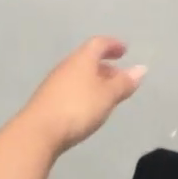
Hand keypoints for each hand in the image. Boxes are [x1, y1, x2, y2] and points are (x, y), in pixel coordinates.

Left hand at [13, 36, 146, 155]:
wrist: (35, 135)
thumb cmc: (77, 108)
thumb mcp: (107, 96)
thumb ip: (124, 83)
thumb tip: (142, 68)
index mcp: (82, 58)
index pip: (99, 43)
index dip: (113, 45)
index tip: (124, 50)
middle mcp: (67, 66)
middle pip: (87, 59)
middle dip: (104, 66)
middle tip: (118, 76)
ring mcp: (53, 84)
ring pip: (77, 75)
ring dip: (92, 81)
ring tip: (104, 95)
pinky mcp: (45, 102)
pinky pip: (68, 89)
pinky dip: (81, 93)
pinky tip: (85, 108)